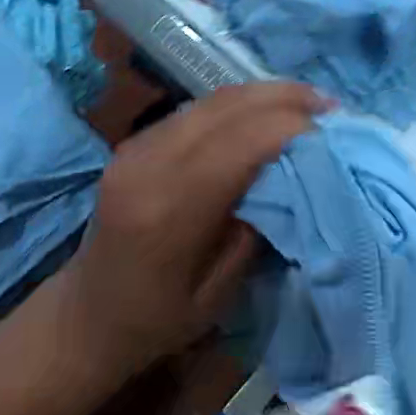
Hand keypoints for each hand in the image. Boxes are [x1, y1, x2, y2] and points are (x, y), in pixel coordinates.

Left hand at [53, 83, 328, 377]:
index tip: (332, 131)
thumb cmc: (157, 320)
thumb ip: (260, 224)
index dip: (293, 126)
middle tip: (330, 106)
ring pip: (213, 98)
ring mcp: (138, 145)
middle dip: (286, 98)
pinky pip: (198, 108)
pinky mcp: (136, 140)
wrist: (83, 316)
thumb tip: (299, 173)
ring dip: (265, 94)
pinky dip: (240, 104)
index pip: (243, 141)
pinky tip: (265, 113)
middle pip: (228, 105)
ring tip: (307, 104)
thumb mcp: (222, 290)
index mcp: (171, 207)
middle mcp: (150, 162)